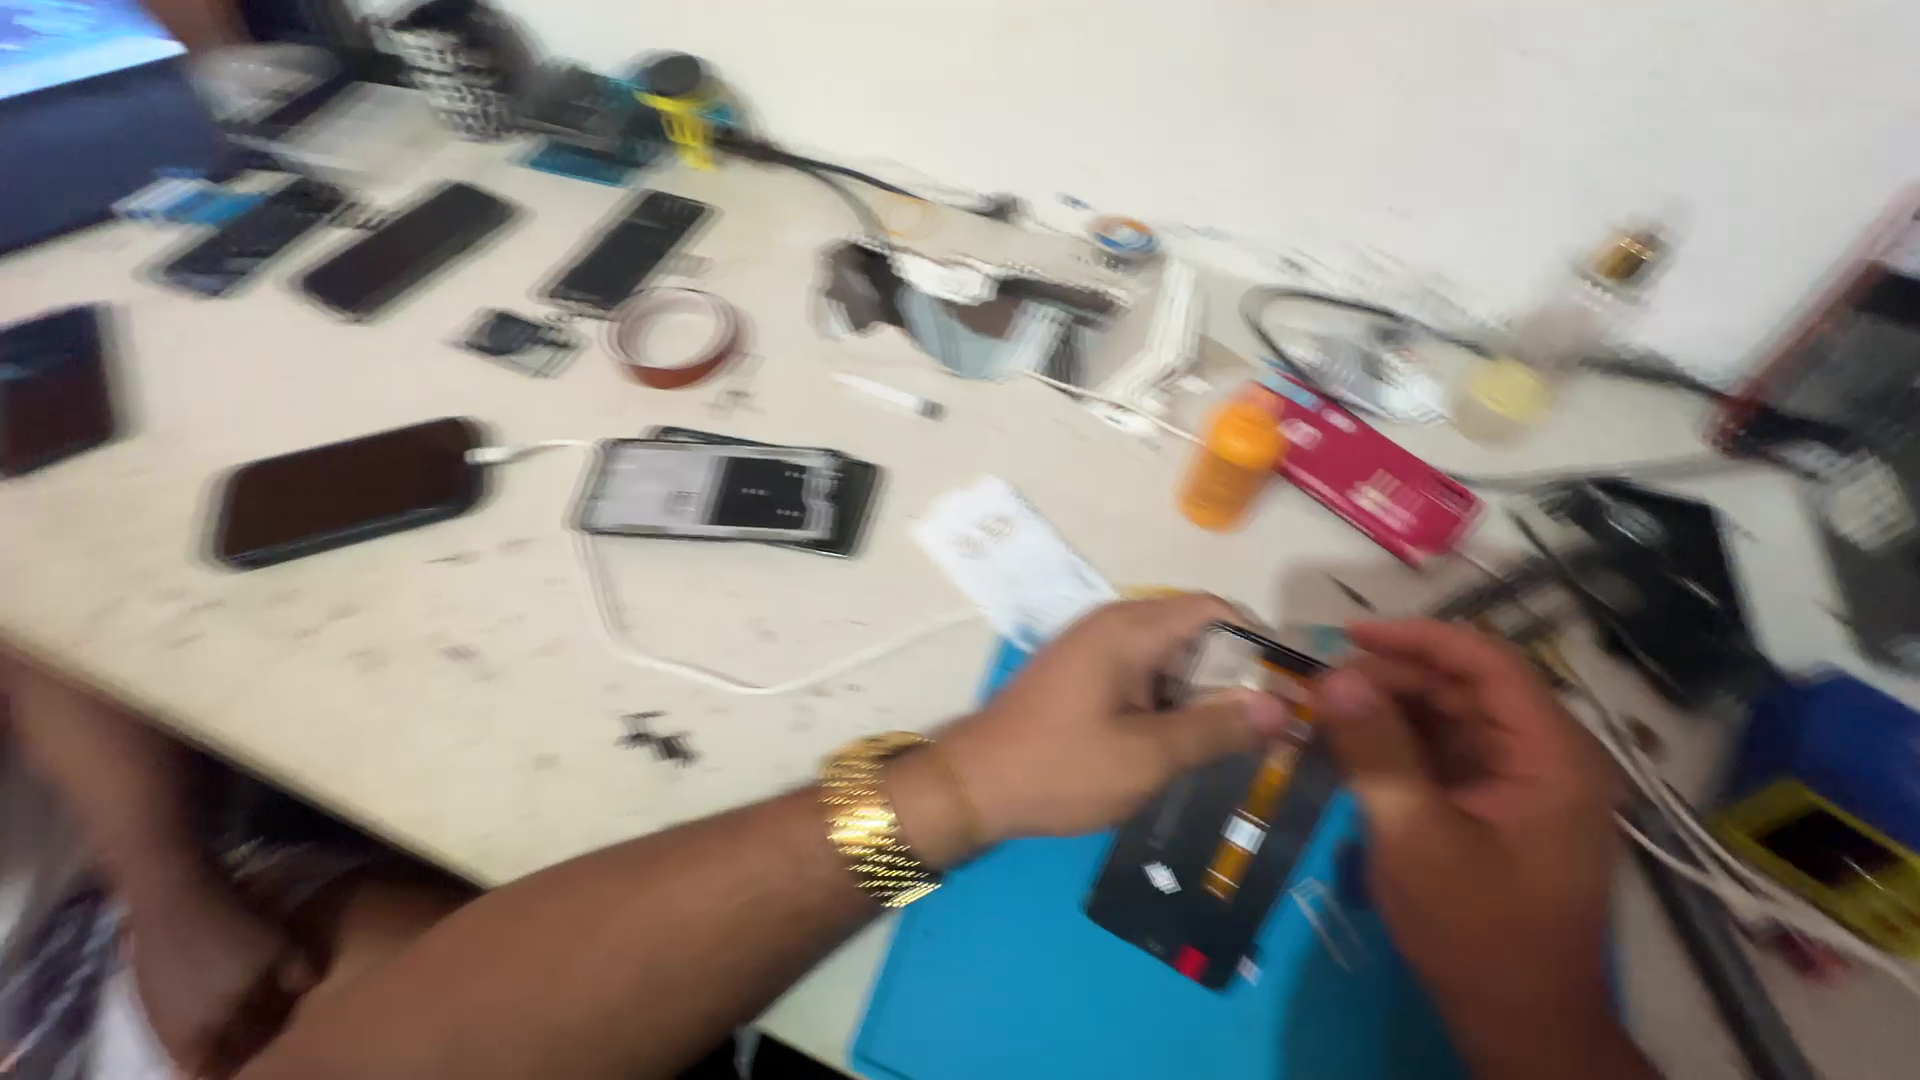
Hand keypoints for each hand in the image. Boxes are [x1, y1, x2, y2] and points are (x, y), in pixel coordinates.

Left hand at [890, 594, 1289, 867]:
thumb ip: (1215, 728)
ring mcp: (1095, 649)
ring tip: (1233, 745)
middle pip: (1196, 632)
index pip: (1215, 608)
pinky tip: (1182, 745)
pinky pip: (1143, 675)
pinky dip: (1170, 702)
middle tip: (1268, 730)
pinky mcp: (1084, 675)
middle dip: (1234, 675)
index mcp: (1129, 630)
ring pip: (1171, 657)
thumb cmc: (1059, 768)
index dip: (1259, 641)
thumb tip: (1280, 705)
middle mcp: (1113, 625)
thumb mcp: (1146, 757)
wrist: (972, 785)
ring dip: (1202, 694)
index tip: (1288, 691)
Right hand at [1315, 620, 1646, 1079]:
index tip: (1346, 637)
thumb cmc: (1477, 930)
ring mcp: (1519, 782)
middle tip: (1319, 689)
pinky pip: (1439, 751)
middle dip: (1389, 678)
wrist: (1517, 1022)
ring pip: (1446, 716)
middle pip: (1463, 686)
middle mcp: (1544, 757)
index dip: (1417, 639)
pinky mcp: (1491, 805)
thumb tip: (1331, 677)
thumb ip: (1375, 749)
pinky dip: (1392, 741)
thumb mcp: (1415, 835)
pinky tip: (1346, 744)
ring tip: (1322, 712)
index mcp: (1551, 756)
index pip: (1487, 664)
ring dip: (1385, 707)